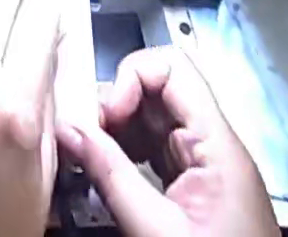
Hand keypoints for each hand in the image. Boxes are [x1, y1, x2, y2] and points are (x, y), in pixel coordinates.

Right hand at [59, 47, 278, 236]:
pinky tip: (104, 167)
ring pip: (154, 118)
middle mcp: (212, 143)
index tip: (105, 114)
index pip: (174, 68)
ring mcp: (203, 165)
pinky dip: (126, 151)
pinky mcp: (193, 188)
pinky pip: (155, 150)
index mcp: (216, 141)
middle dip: (118, 102)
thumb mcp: (157, 232)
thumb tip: (70, 128)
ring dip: (117, 127)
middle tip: (85, 134)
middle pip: (161, 88)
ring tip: (87, 151)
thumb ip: (113, 176)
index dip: (133, 77)